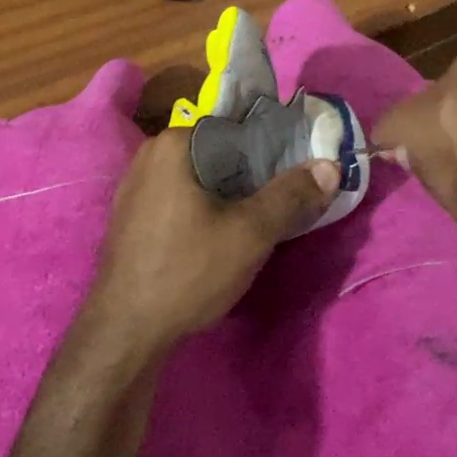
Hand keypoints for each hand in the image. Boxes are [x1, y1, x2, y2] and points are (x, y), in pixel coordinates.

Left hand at [88, 128, 339, 348]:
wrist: (126, 331)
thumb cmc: (187, 271)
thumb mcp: (250, 234)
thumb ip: (290, 196)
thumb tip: (330, 166)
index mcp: (173, 144)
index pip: (233, 126)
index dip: (269, 144)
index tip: (297, 163)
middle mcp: (149, 155)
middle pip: (215, 151)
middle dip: (250, 170)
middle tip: (284, 193)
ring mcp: (135, 187)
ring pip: (197, 177)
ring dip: (228, 192)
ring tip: (260, 214)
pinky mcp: (132, 217)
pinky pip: (178, 198)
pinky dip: (203, 207)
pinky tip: (222, 233)